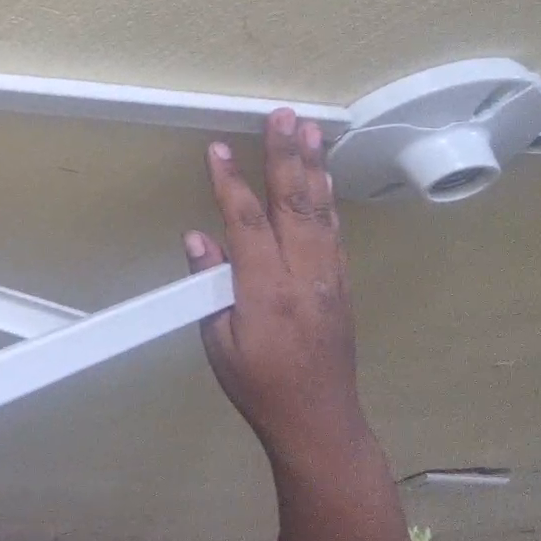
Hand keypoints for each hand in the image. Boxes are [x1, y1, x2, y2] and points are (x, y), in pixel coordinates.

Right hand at [185, 108, 370, 469]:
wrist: (319, 422)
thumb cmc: (258, 386)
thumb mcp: (217, 344)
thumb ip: (209, 288)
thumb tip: (199, 239)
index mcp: (268, 292)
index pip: (247, 223)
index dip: (231, 183)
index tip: (216, 149)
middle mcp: (306, 277)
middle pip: (295, 205)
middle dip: (286, 157)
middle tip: (283, 117)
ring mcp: (330, 279)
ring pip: (322, 212)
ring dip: (313, 168)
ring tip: (310, 130)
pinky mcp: (341, 285)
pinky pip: (335, 233)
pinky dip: (328, 199)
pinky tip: (323, 179)